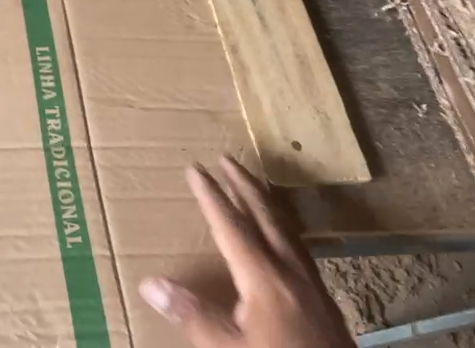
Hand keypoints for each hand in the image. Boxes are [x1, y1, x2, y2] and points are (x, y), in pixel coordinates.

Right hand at [138, 157, 355, 347]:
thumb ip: (192, 316)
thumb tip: (150, 283)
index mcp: (264, 278)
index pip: (231, 225)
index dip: (211, 196)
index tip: (194, 168)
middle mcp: (290, 271)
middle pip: (265, 215)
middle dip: (243, 184)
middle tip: (225, 158)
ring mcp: (312, 285)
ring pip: (286, 228)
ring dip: (265, 200)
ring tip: (252, 184)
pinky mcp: (325, 303)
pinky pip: (299, 246)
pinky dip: (283, 226)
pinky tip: (283, 237)